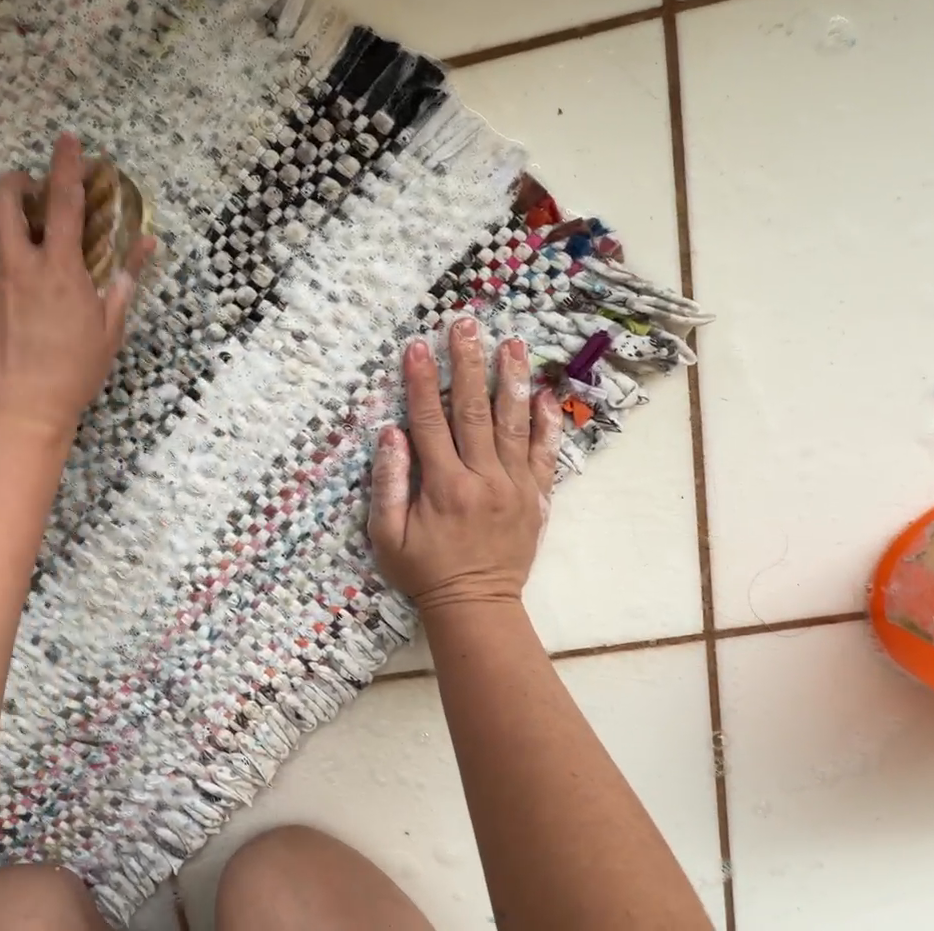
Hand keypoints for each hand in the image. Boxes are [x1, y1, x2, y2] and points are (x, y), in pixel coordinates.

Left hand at [0, 133, 154, 442]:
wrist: (19, 414)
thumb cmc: (72, 375)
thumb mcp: (109, 329)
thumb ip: (126, 280)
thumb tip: (148, 242)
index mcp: (57, 269)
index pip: (63, 200)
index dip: (66, 163)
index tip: (66, 141)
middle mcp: (14, 266)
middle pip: (0, 198)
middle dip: (11, 183)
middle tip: (22, 192)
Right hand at [368, 317, 564, 611]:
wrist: (476, 607)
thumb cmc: (423, 571)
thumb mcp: (387, 535)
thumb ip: (389, 483)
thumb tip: (391, 433)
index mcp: (445, 487)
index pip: (430, 422)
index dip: (422, 382)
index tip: (417, 346)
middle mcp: (484, 479)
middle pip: (475, 411)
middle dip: (468, 364)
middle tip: (466, 325)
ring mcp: (516, 486)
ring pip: (514, 423)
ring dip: (511, 380)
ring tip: (511, 343)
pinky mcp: (537, 497)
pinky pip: (545, 453)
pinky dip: (547, 422)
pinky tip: (544, 394)